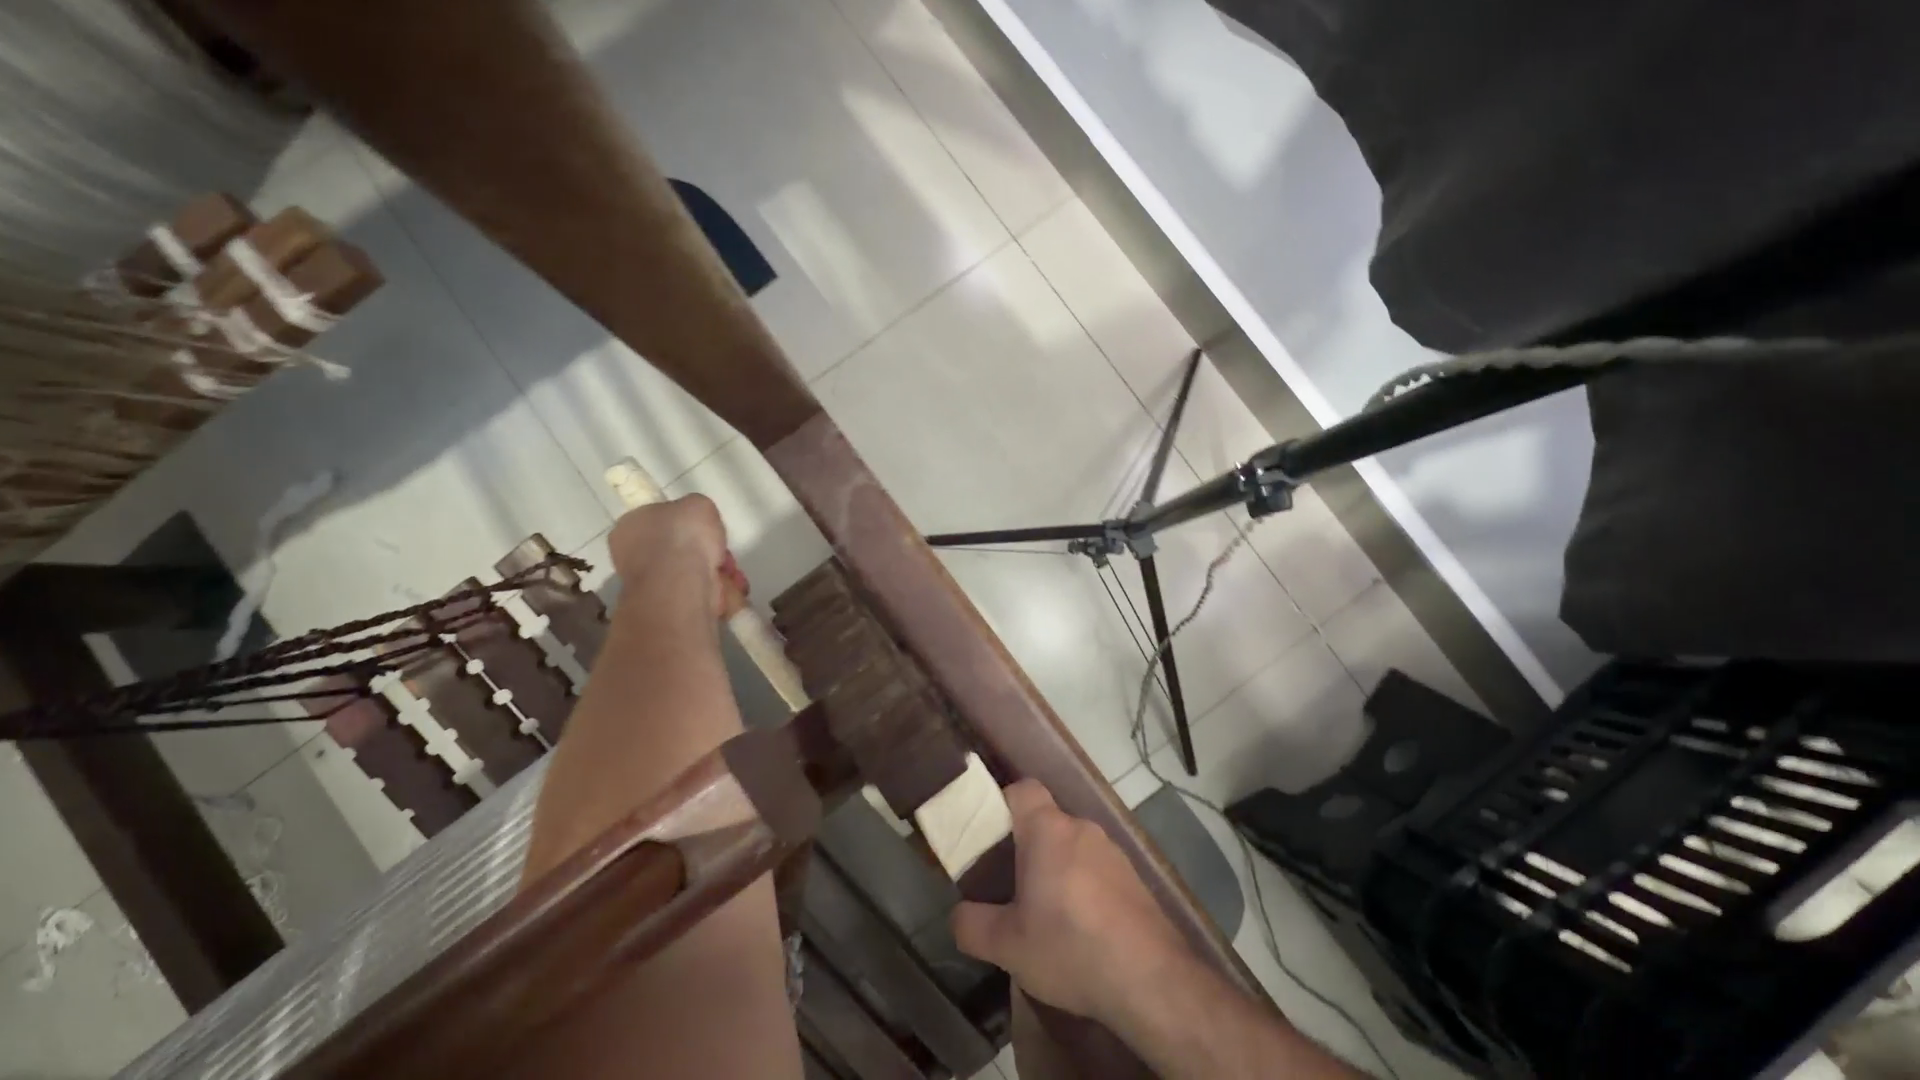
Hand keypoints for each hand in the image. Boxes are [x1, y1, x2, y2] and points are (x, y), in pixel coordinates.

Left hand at [606, 495, 748, 617]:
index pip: (657, 522)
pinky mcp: (668, 609)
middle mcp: (632, 557)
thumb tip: (696, 523)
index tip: (704, 529)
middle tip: (722, 552)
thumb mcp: (697, 504)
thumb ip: (696, 511)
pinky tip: (727, 589)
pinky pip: (699, 596)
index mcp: (629, 527)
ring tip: (730, 573)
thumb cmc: (682, 535)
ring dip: (716, 574)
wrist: (680, 582)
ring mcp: (649, 586)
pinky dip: (717, 593)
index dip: (685, 524)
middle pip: (678, 551)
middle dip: (706, 553)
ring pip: (692, 575)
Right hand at [951, 781, 1194, 1026]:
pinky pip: (1097, 871)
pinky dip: (1082, 889)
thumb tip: (960, 915)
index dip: (1001, 804)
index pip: (1022, 789)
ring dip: (1055, 871)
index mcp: (1049, 831)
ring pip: (1073, 849)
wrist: (1152, 980)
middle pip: (1046, 823)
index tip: (987, 838)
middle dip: (1024, 849)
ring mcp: (1115, 854)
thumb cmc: (1070, 948)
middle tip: (1005, 887)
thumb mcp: (1006, 946)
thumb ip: (971, 925)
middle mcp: (1084, 830)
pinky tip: (1078, 931)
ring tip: (1042, 916)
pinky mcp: (1136, 881)